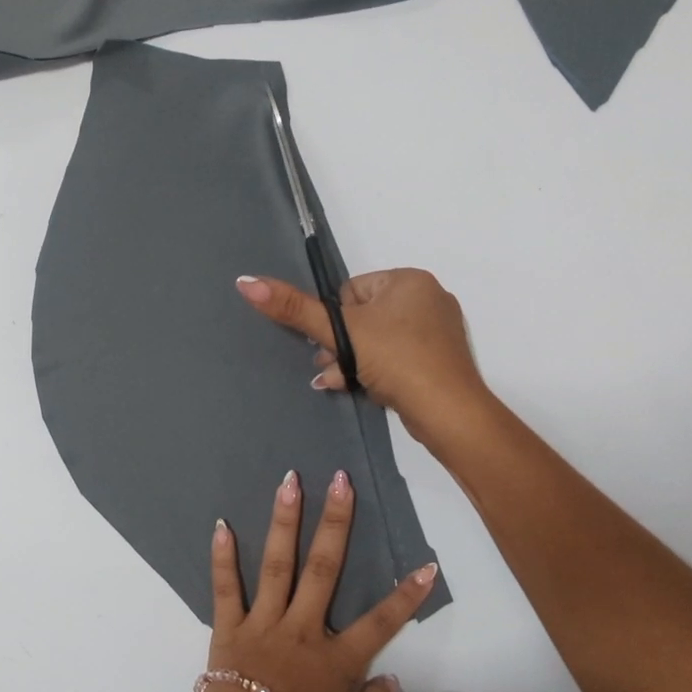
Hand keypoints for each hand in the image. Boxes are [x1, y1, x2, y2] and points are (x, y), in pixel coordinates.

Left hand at [194, 468, 439, 691]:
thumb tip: (391, 681)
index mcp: (336, 658)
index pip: (381, 622)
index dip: (406, 595)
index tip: (426, 564)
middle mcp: (302, 628)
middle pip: (324, 569)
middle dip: (336, 522)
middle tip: (340, 480)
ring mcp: (263, 623)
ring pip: (277, 565)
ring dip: (285, 521)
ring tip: (289, 481)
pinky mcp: (229, 627)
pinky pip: (226, 588)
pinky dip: (222, 557)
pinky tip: (221, 524)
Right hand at [235, 269, 487, 427]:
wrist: (447, 411)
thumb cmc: (396, 359)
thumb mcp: (341, 332)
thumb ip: (294, 309)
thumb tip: (245, 281)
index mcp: (408, 280)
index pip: (350, 292)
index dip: (334, 320)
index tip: (332, 343)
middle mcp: (427, 298)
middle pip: (362, 318)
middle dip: (341, 345)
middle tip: (329, 367)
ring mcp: (436, 331)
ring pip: (377, 341)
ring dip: (352, 362)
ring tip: (339, 382)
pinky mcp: (438, 361)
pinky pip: (395, 358)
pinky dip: (375, 372)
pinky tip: (361, 389)